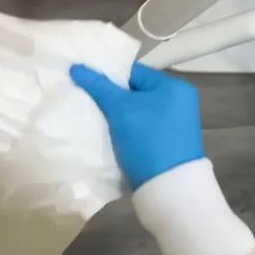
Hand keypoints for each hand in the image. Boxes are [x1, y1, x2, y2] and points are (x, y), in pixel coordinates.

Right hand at [70, 62, 205, 188]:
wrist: (168, 188)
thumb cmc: (147, 140)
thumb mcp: (120, 109)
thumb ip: (98, 86)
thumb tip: (75, 66)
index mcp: (173, 87)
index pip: (132, 71)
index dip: (107, 77)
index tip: (83, 83)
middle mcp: (178, 101)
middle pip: (133, 90)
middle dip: (110, 97)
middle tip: (85, 100)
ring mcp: (174, 122)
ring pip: (135, 110)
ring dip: (116, 114)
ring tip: (93, 116)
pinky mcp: (167, 140)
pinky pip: (140, 125)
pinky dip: (125, 127)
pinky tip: (108, 132)